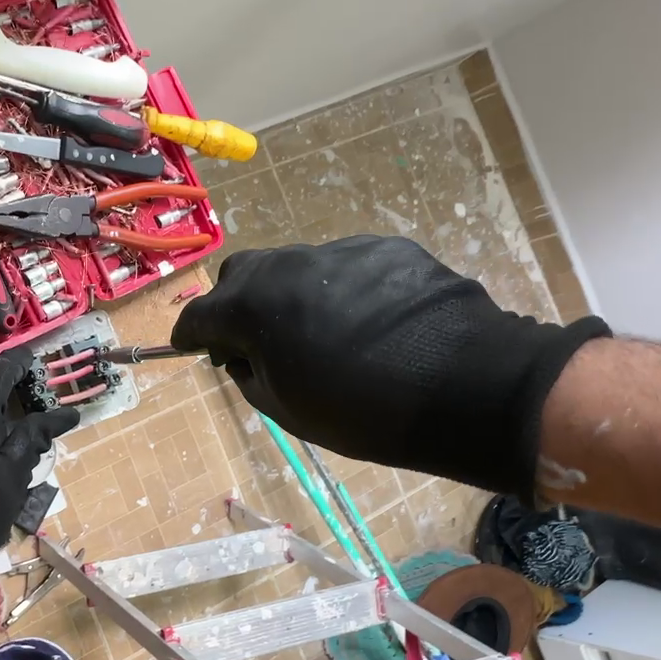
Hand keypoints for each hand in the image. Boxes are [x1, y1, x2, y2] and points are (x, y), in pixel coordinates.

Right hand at [171, 236, 608, 501]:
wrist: (470, 387)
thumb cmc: (363, 411)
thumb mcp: (285, 408)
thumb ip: (248, 374)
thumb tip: (241, 354)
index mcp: (253, 306)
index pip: (199, 314)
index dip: (190, 335)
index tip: (191, 348)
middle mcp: (287, 267)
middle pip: (240, 274)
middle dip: (235, 304)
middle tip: (254, 339)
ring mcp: (338, 251)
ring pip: (292, 267)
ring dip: (288, 295)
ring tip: (318, 332)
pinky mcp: (385, 249)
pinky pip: (342, 266)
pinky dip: (337, 290)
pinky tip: (365, 323)